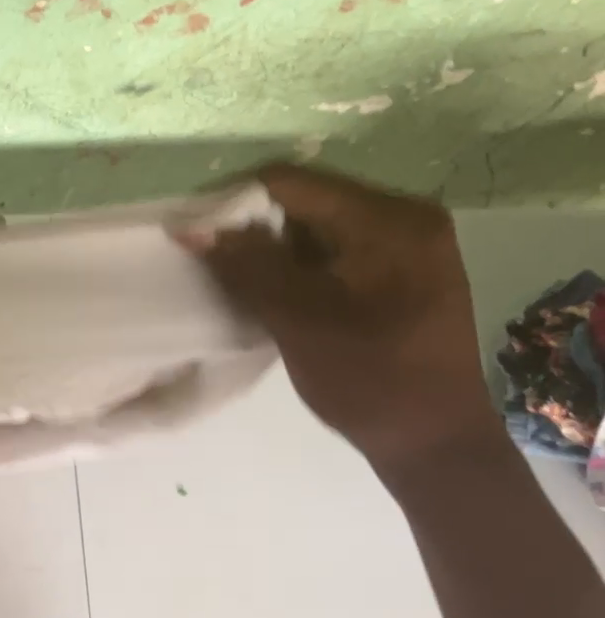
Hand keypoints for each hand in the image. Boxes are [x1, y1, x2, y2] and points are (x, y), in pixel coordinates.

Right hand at [181, 164, 497, 468]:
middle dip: (247, 227)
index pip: (289, 184)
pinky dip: (288, 264)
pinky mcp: (394, 268)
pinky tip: (267, 292)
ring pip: (309, 226)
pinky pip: (326, 248)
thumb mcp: (295, 317)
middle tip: (207, 264)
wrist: (428, 433)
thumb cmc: (366, 376)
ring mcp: (402, 242)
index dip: (231, 205)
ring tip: (230, 280)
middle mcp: (402, 217)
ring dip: (265, 249)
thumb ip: (244, 265)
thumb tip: (189, 226)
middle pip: (301, 201)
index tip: (190, 238)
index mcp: (388, 220)